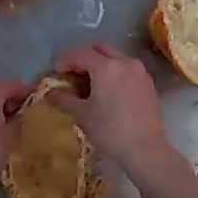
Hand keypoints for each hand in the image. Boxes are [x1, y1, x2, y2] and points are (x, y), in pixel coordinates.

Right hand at [50, 44, 181, 179]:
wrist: (144, 148)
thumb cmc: (109, 130)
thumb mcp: (82, 114)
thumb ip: (64, 99)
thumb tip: (50, 94)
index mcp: (107, 68)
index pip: (81, 55)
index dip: (66, 61)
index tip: (56, 72)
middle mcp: (125, 63)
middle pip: (100, 49)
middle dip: (84, 57)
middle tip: (72, 73)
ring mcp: (140, 72)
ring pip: (116, 57)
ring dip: (100, 64)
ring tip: (89, 82)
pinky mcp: (148, 83)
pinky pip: (126, 69)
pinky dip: (113, 72)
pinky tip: (107, 90)